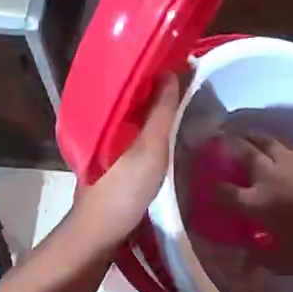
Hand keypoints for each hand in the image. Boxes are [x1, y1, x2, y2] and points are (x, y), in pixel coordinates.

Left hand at [70, 75, 182, 245]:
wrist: (98, 233)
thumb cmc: (122, 189)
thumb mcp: (149, 148)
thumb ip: (161, 112)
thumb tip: (171, 72)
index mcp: (109, 111)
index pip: (134, 77)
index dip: (159, 67)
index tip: (186, 57)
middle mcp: (105, 119)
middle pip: (136, 94)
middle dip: (161, 84)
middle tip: (194, 77)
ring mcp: (108, 139)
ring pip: (136, 113)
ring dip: (158, 105)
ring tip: (187, 97)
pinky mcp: (114, 156)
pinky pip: (136, 130)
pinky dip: (153, 124)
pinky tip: (171, 127)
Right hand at [218, 137, 292, 271]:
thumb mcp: (289, 262)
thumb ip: (262, 260)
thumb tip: (244, 263)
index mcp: (259, 202)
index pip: (224, 192)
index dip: (213, 188)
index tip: (208, 186)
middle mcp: (269, 174)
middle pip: (241, 151)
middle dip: (227, 146)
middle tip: (219, 140)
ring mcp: (291, 159)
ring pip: (264, 140)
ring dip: (250, 137)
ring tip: (244, 135)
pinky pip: (287, 145)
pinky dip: (278, 146)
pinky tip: (280, 150)